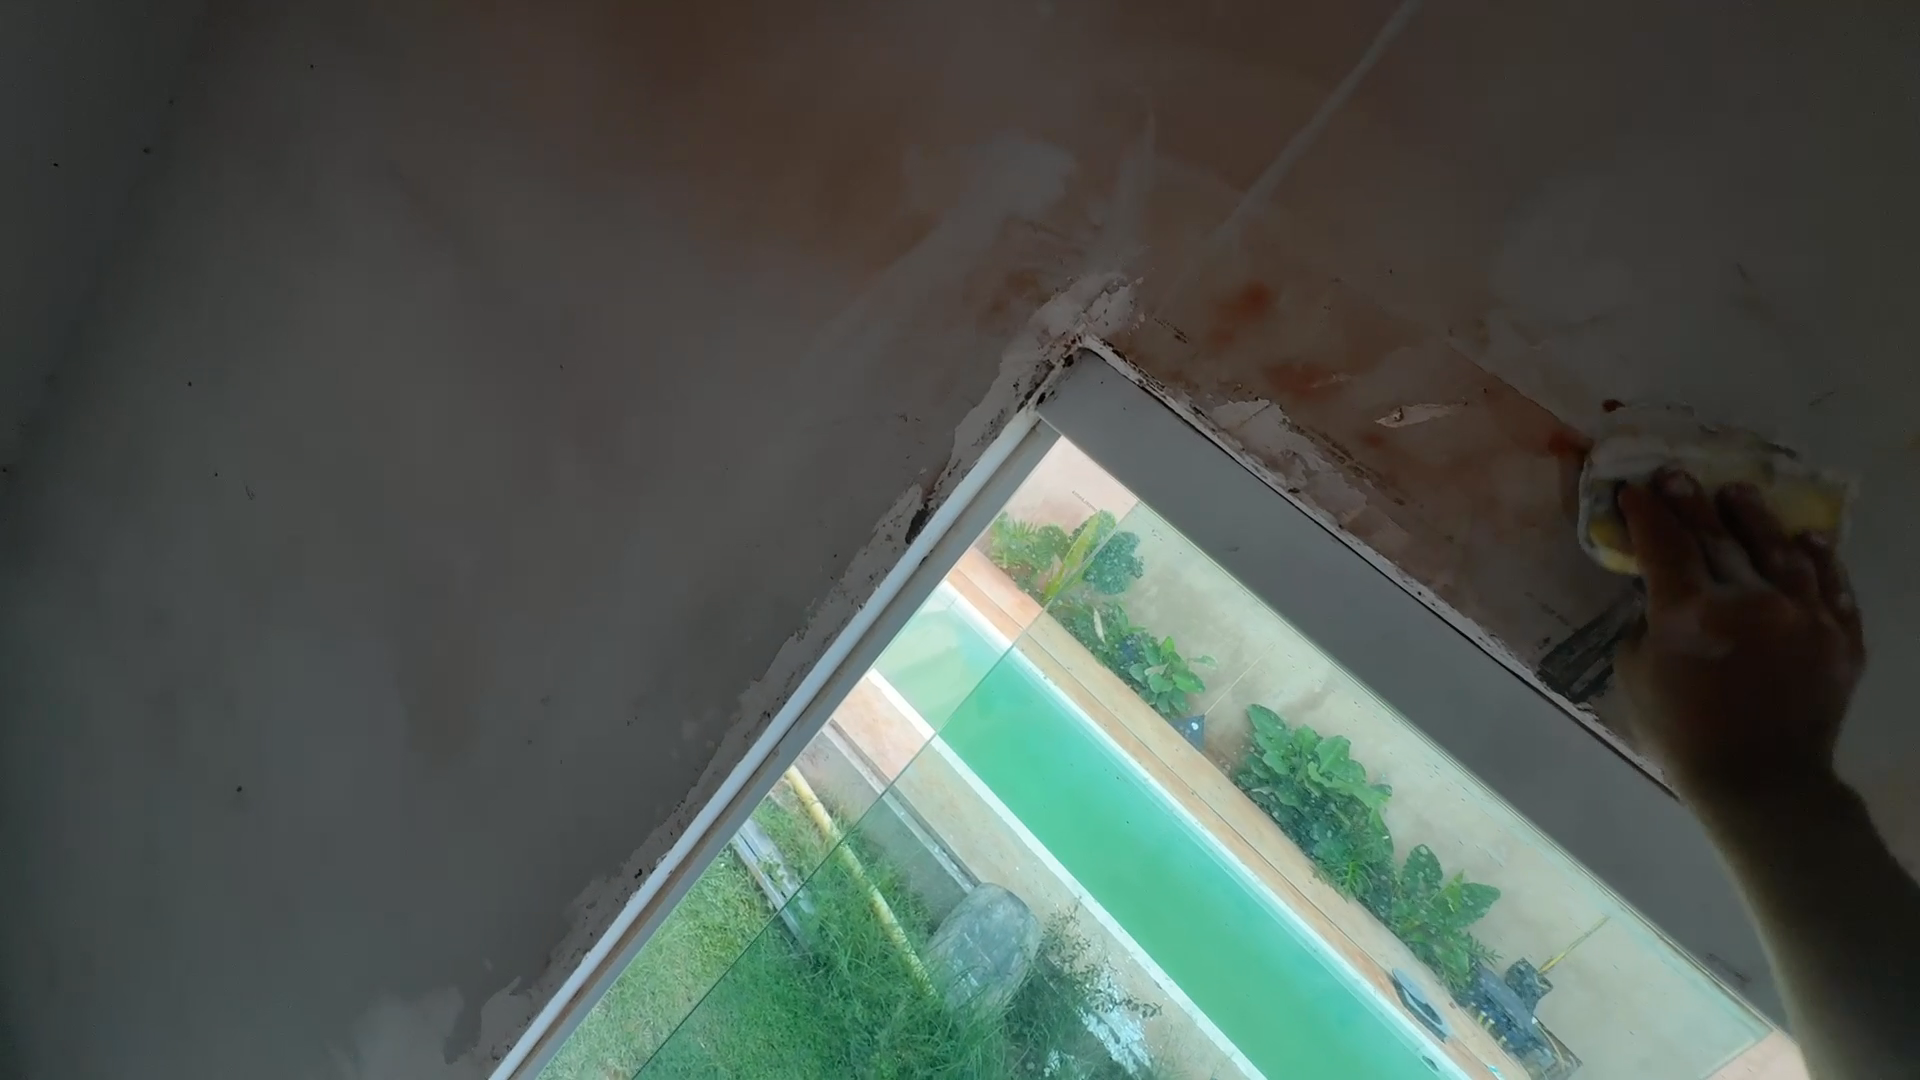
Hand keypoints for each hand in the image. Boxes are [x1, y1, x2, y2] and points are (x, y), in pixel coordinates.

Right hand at [1614, 468, 1865, 802]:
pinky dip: (1815, 557)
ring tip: (1735, 493)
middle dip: (1690, 505)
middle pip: (1716, 540)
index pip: (1663, 546)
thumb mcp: (1638, 663)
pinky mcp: (1843, 636)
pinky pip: (1829, 583)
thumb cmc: (1675, 722)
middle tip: (1675, 475)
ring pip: (1778, 552)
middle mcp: (1751, 604)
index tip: (1634, 489)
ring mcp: (1806, 617)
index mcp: (1689, 615)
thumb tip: (1665, 588)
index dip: (1646, 514)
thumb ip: (1652, 617)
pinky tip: (1803, 536)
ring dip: (1752, 519)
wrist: (1758, 774)